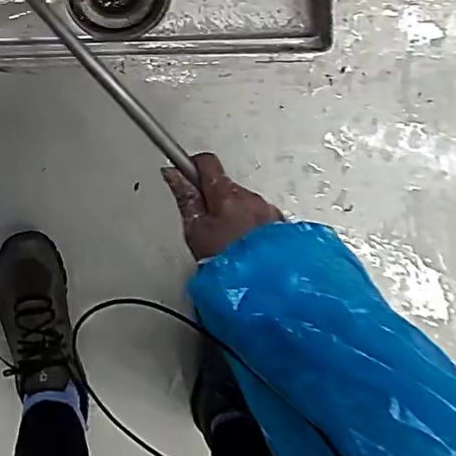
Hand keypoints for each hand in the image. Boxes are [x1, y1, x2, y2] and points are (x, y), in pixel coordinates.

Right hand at [162, 152, 283, 259]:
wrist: (267, 293)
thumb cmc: (229, 266)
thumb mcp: (196, 233)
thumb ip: (185, 198)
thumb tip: (174, 175)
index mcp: (227, 194)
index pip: (207, 162)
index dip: (192, 167)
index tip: (185, 175)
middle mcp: (251, 197)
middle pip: (226, 184)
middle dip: (214, 198)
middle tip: (204, 223)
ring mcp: (269, 211)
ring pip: (244, 202)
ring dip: (234, 214)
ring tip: (226, 242)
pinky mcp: (281, 226)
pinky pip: (261, 217)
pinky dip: (251, 227)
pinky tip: (244, 247)